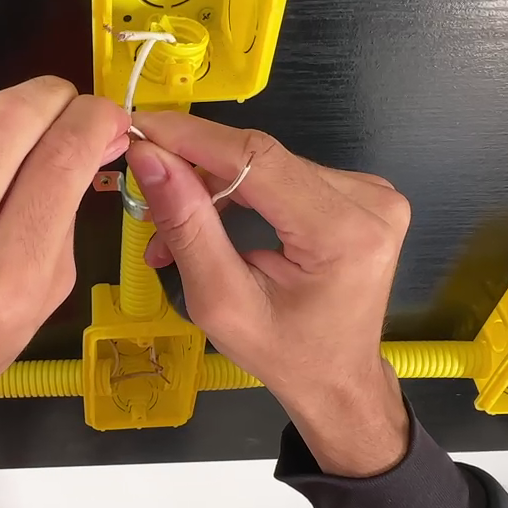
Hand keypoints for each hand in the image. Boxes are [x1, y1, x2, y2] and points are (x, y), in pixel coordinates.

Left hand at [0, 77, 129, 473]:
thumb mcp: (47, 291)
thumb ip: (70, 209)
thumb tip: (97, 131)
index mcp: (5, 281)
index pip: (59, 164)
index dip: (93, 120)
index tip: (105, 116)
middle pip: (6, 120)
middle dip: (51, 95)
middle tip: (65, 104)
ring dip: (1, 118)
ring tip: (7, 153)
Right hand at [126, 112, 411, 476]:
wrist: (337, 379)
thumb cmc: (283, 355)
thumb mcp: (220, 302)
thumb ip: (187, 227)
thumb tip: (150, 159)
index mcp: (343, 232)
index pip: (256, 158)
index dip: (192, 137)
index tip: (139, 127)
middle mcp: (368, 199)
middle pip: (259, 157)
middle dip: (193, 171)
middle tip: (144, 195)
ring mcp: (368, 192)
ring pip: (264, 163)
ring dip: (209, 188)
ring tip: (170, 233)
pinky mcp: (357, 192)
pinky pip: (279, 175)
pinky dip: (235, 194)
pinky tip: (206, 222)